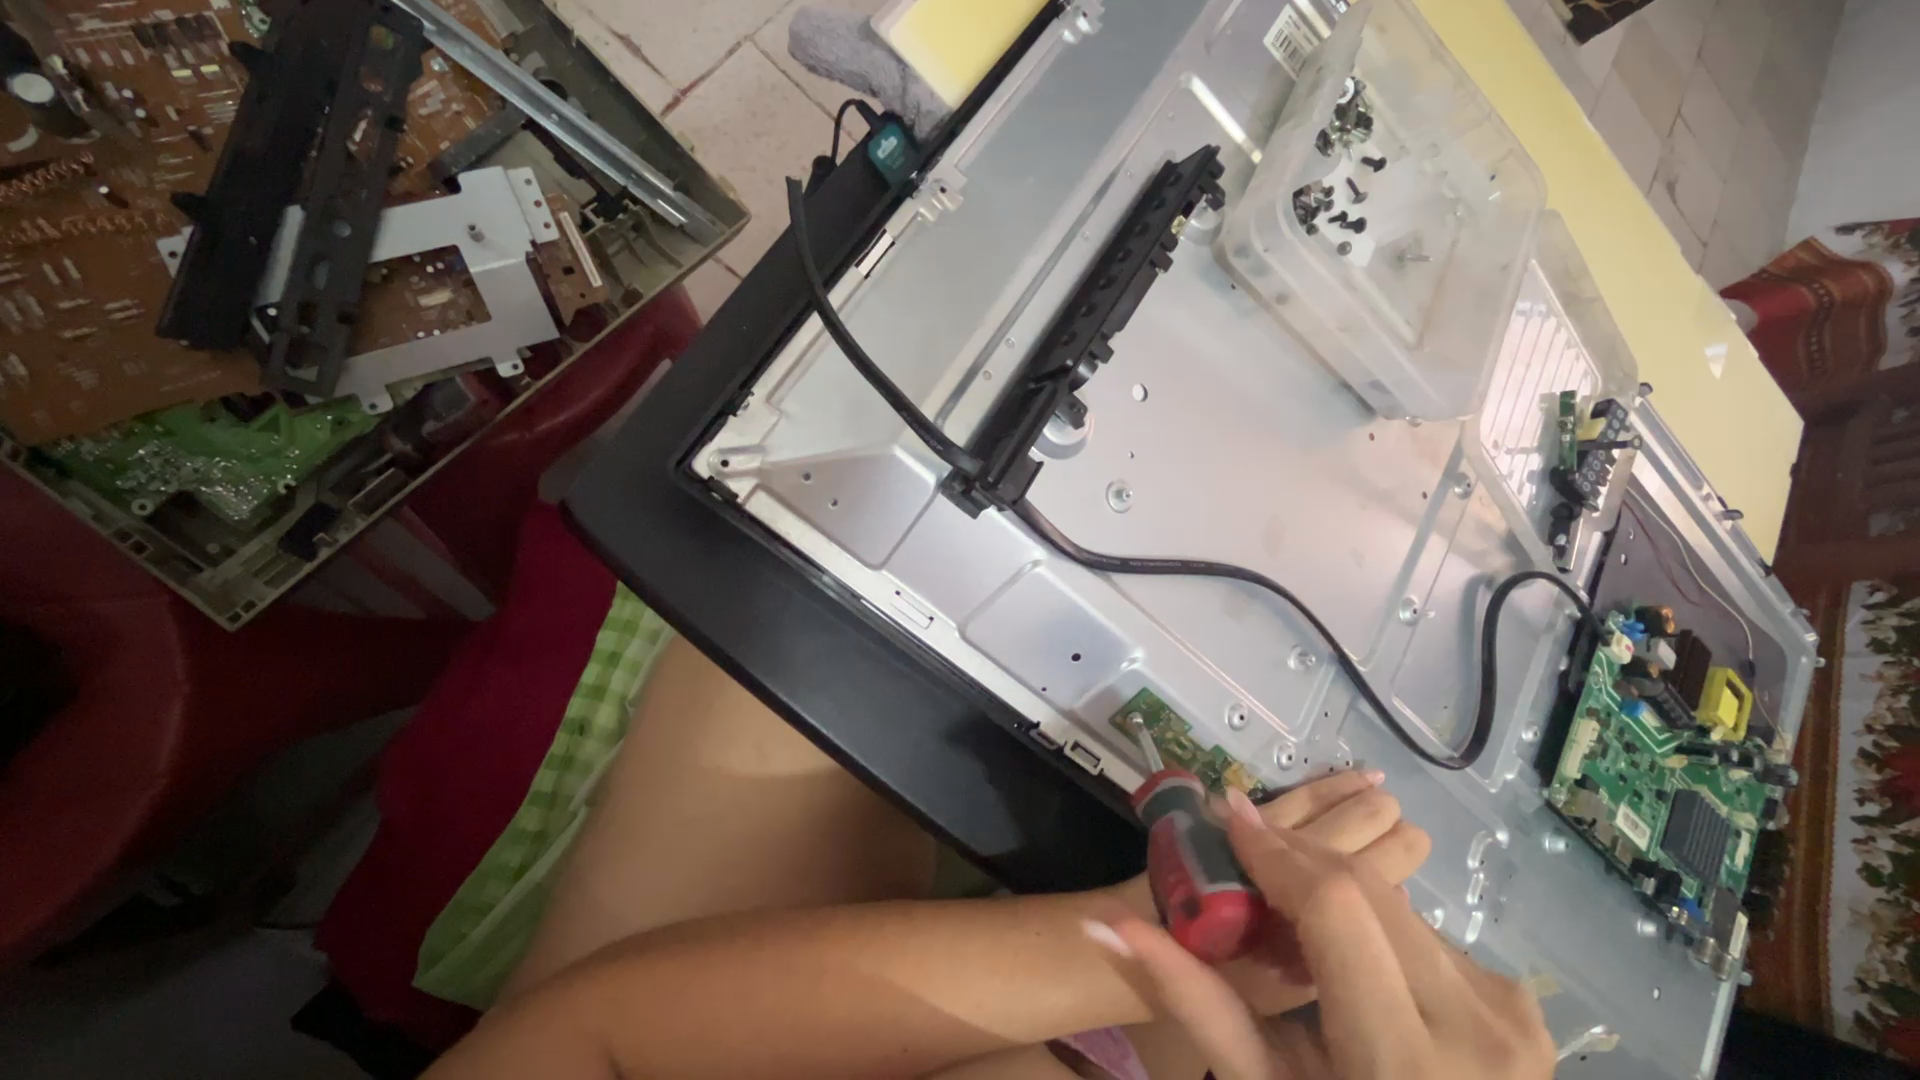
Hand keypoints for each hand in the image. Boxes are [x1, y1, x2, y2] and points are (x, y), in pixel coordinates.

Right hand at [1100, 795, 1553, 1079]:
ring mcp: (1512, 1010)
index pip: (1335, 906)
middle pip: (1366, 891)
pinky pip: (1426, 934)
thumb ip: (1191, 999)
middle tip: (1240, 848)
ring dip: (1331, 890)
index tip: (1227, 813)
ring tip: (1284, 906)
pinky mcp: (1527, 1005)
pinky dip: (1372, 925)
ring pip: (1396, 905)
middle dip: (1294, 859)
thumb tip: (1110, 924)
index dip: (1276, 850)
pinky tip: (1344, 950)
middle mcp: (1475, 1019)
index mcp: (1403, 1055)